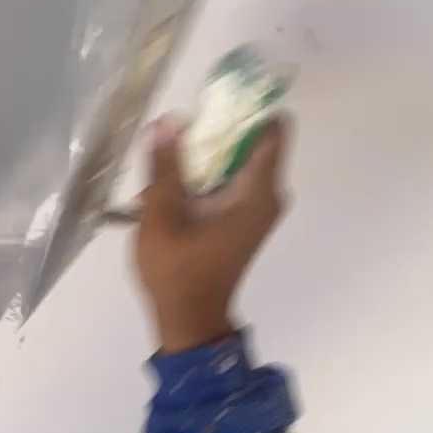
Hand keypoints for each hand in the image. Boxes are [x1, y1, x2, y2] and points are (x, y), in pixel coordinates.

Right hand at [131, 114, 290, 351]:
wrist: (188, 321)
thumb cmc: (176, 272)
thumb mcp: (162, 216)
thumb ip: (165, 167)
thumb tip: (168, 120)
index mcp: (258, 191)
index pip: (270, 126)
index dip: (241, 111)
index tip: (204, 116)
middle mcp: (268, 196)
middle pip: (249, 144)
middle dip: (209, 140)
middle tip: (170, 154)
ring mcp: (257, 212)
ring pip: (234, 166)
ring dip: (199, 166)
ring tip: (161, 185)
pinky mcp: (242, 225)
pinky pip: (229, 188)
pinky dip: (203, 186)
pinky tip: (170, 203)